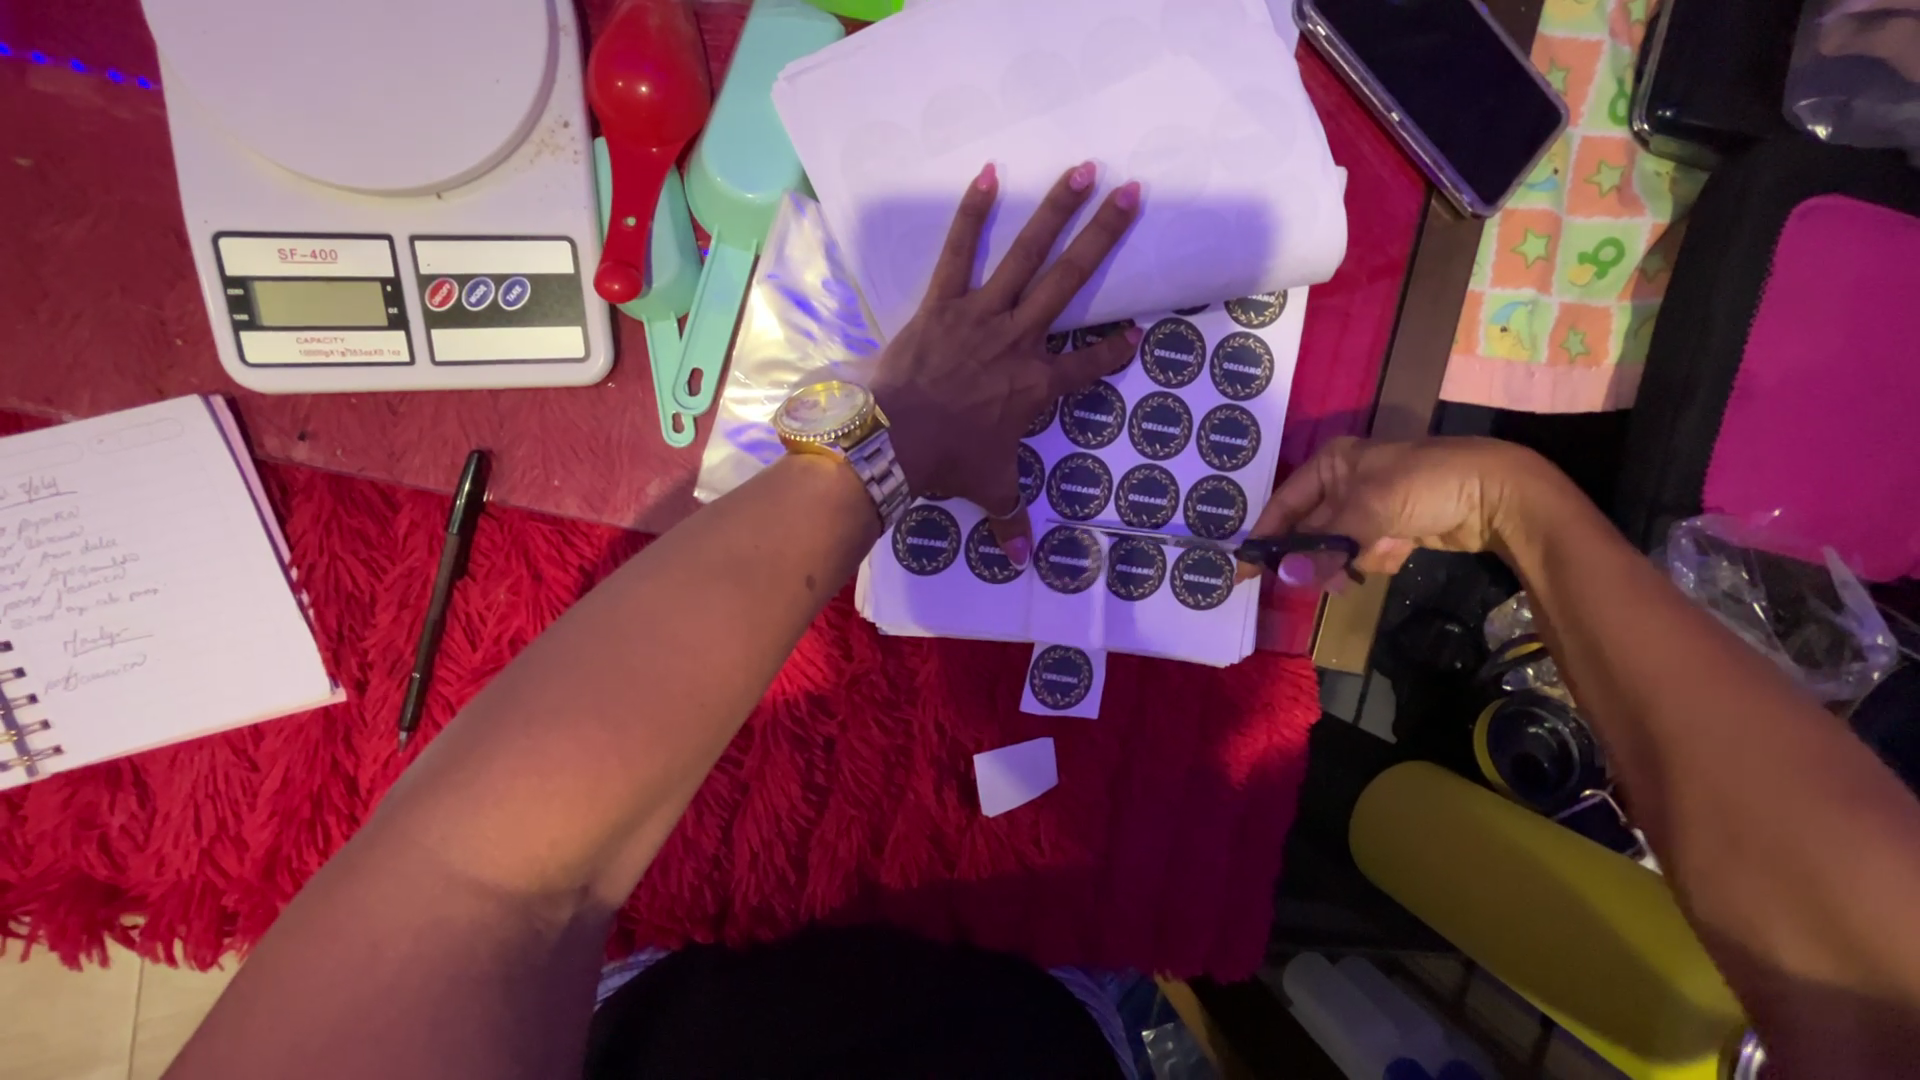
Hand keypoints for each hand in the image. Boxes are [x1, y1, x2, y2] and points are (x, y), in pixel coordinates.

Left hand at [872, 161, 1142, 566]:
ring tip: (1083, 171)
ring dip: (1056, 212)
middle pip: (1072, 284)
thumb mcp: (989, 489)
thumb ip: (1010, 520)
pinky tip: (988, 174)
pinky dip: (972, 215)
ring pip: (1028, 257)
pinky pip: (960, 253)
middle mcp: (1020, 341)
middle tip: (1135, 196)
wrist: (895, 441)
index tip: (1138, 332)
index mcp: (1037, 386)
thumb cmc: (948, 462)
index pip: (1088, 365)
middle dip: (1106, 239)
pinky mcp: (943, 303)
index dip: (1115, 351)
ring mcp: (982, 316)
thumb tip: (1025, 564)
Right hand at [1238, 437, 1553, 586]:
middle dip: (1317, 555)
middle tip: (1322, 578)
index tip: (1244, 569)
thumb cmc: (1427, 483)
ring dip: (1353, 559)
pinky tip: (1403, 548)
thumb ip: (1326, 545)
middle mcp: (1343, 484)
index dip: (1265, 536)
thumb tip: (1287, 577)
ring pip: (1335, 549)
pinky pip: (1363, 555)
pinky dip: (1379, 558)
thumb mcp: (1370, 508)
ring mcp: (1367, 509)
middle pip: (1309, 531)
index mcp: (1332, 465)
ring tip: (1382, 554)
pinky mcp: (1390, 530)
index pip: (1284, 504)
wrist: (1500, 494)